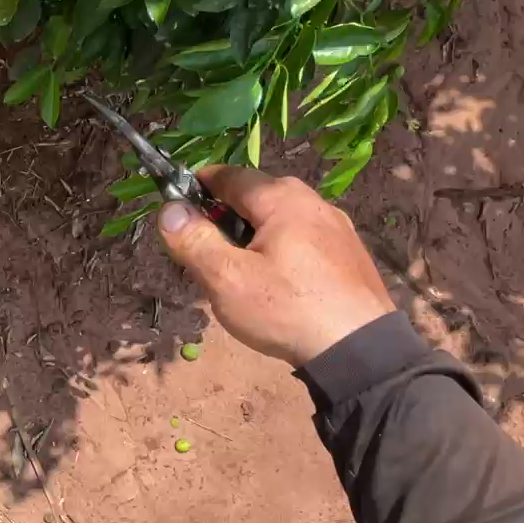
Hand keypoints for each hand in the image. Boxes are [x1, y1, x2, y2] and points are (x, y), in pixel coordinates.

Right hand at [157, 167, 395, 365]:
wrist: (355, 345)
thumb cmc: (283, 308)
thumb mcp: (227, 278)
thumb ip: (195, 241)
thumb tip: (168, 210)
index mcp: (283, 200)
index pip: (232, 177)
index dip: (199, 185)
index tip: (176, 202)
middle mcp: (314, 203)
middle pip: (258, 198)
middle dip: (224, 215)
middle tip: (201, 247)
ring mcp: (336, 228)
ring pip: (280, 220)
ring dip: (250, 235)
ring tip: (234, 269)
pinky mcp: (346, 254)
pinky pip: (300, 240)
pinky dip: (276, 249)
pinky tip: (271, 281)